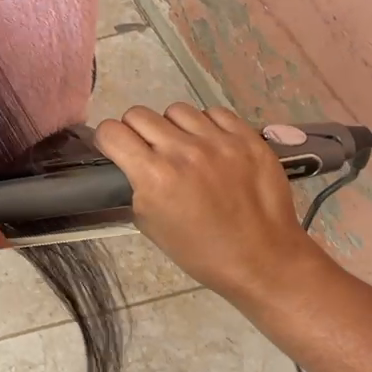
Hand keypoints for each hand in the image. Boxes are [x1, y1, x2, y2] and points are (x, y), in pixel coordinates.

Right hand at [93, 104, 324, 303]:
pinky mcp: (248, 139)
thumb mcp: (148, 222)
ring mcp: (219, 142)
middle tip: (149, 152)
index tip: (116, 150)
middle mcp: (183, 151)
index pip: (111, 131)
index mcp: (154, 176)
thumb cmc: (199, 250)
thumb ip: (134, 184)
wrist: (263, 260)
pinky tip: (211, 146)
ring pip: (175, 110)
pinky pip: (214, 113)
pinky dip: (206, 126)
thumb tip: (128, 161)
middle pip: (138, 114)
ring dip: (172, 128)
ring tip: (184, 148)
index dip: (108, 141)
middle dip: (136, 132)